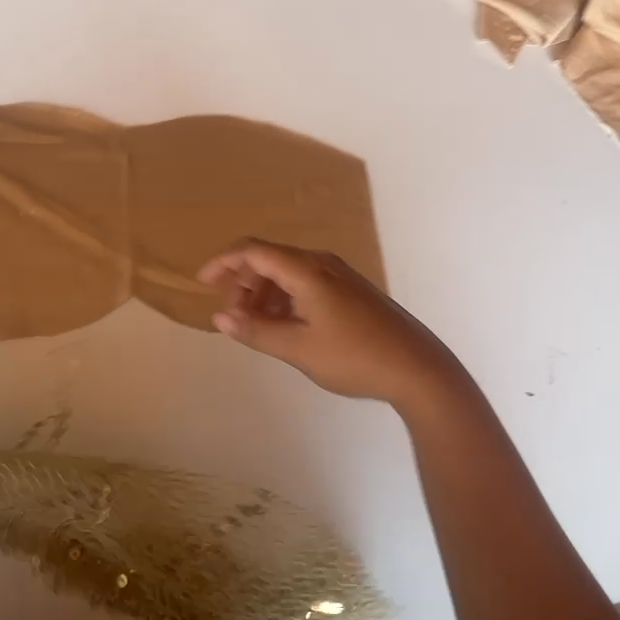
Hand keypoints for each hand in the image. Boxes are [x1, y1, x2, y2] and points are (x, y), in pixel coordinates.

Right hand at [197, 239, 463, 407]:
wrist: (418, 369)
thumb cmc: (354, 357)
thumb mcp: (298, 349)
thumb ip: (256, 331)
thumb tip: (220, 316)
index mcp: (307, 270)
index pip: (253, 250)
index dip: (223, 262)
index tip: (202, 283)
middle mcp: (321, 263)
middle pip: (269, 258)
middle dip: (243, 282)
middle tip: (233, 316)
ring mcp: (339, 275)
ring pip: (287, 272)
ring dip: (264, 293)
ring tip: (256, 327)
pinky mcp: (350, 290)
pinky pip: (305, 282)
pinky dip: (285, 299)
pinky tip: (285, 327)